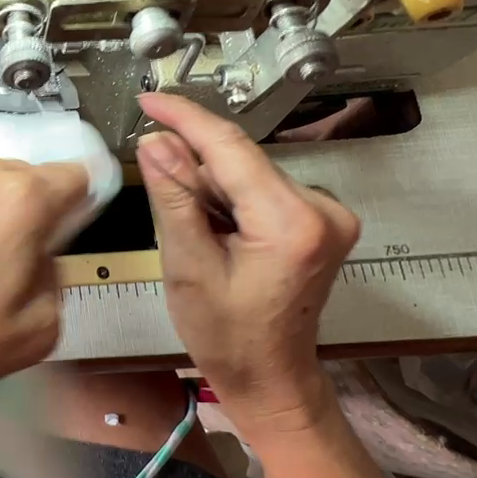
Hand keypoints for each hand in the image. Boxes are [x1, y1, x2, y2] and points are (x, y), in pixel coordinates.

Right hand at [135, 93, 358, 443]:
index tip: (149, 98)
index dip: (185, 118)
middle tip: (160, 200)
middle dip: (191, 167)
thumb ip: (174, 197)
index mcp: (290, 222)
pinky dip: (227, 198)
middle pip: (238, 160)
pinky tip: (213, 232)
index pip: (230, 148)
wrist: (272, 378)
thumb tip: (156, 141)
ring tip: (193, 235)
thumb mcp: (187, 266)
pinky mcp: (320, 219)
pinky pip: (258, 188)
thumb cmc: (226, 336)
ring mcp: (327, 213)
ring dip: (207, 187)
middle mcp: (322, 208)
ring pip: (245, 173)